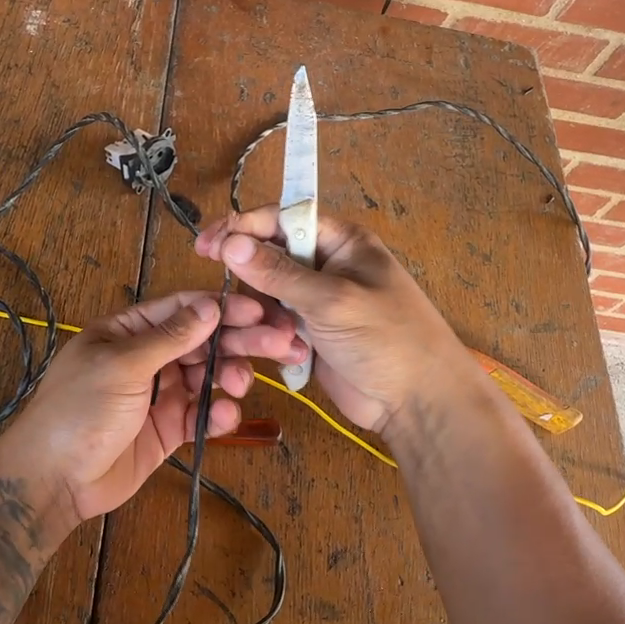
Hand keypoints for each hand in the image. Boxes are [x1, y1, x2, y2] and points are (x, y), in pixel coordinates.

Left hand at [0, 291, 300, 523]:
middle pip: (202, 342)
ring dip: (231, 377)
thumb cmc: (80, 409)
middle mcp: (146, 358)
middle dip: (240, 341)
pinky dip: (217, 414)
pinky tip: (226, 416)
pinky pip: (201, 414)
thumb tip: (210, 304)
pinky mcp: (168, 429)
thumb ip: (169, 337)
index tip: (261, 312)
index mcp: (127, 331)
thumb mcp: (122, 366)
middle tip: (283, 343)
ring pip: (208, 377)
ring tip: (242, 385)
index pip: (182, 311)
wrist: (54, 478)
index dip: (222, 309)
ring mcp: (159, 394)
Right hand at [195, 205, 471, 435]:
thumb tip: (230, 243)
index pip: (283, 220)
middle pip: (269, 256)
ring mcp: (317, 302)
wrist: (417, 403)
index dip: (243, 228)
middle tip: (218, 291)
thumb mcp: (332, 302)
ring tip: (266, 332)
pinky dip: (269, 335)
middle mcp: (326, 265)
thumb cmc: (388, 340)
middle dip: (248, 275)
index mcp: (342, 242)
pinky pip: (274, 323)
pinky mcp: (308, 334)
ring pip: (267, 293)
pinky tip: (280, 351)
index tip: (207, 244)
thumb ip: (278, 273)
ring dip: (261, 312)